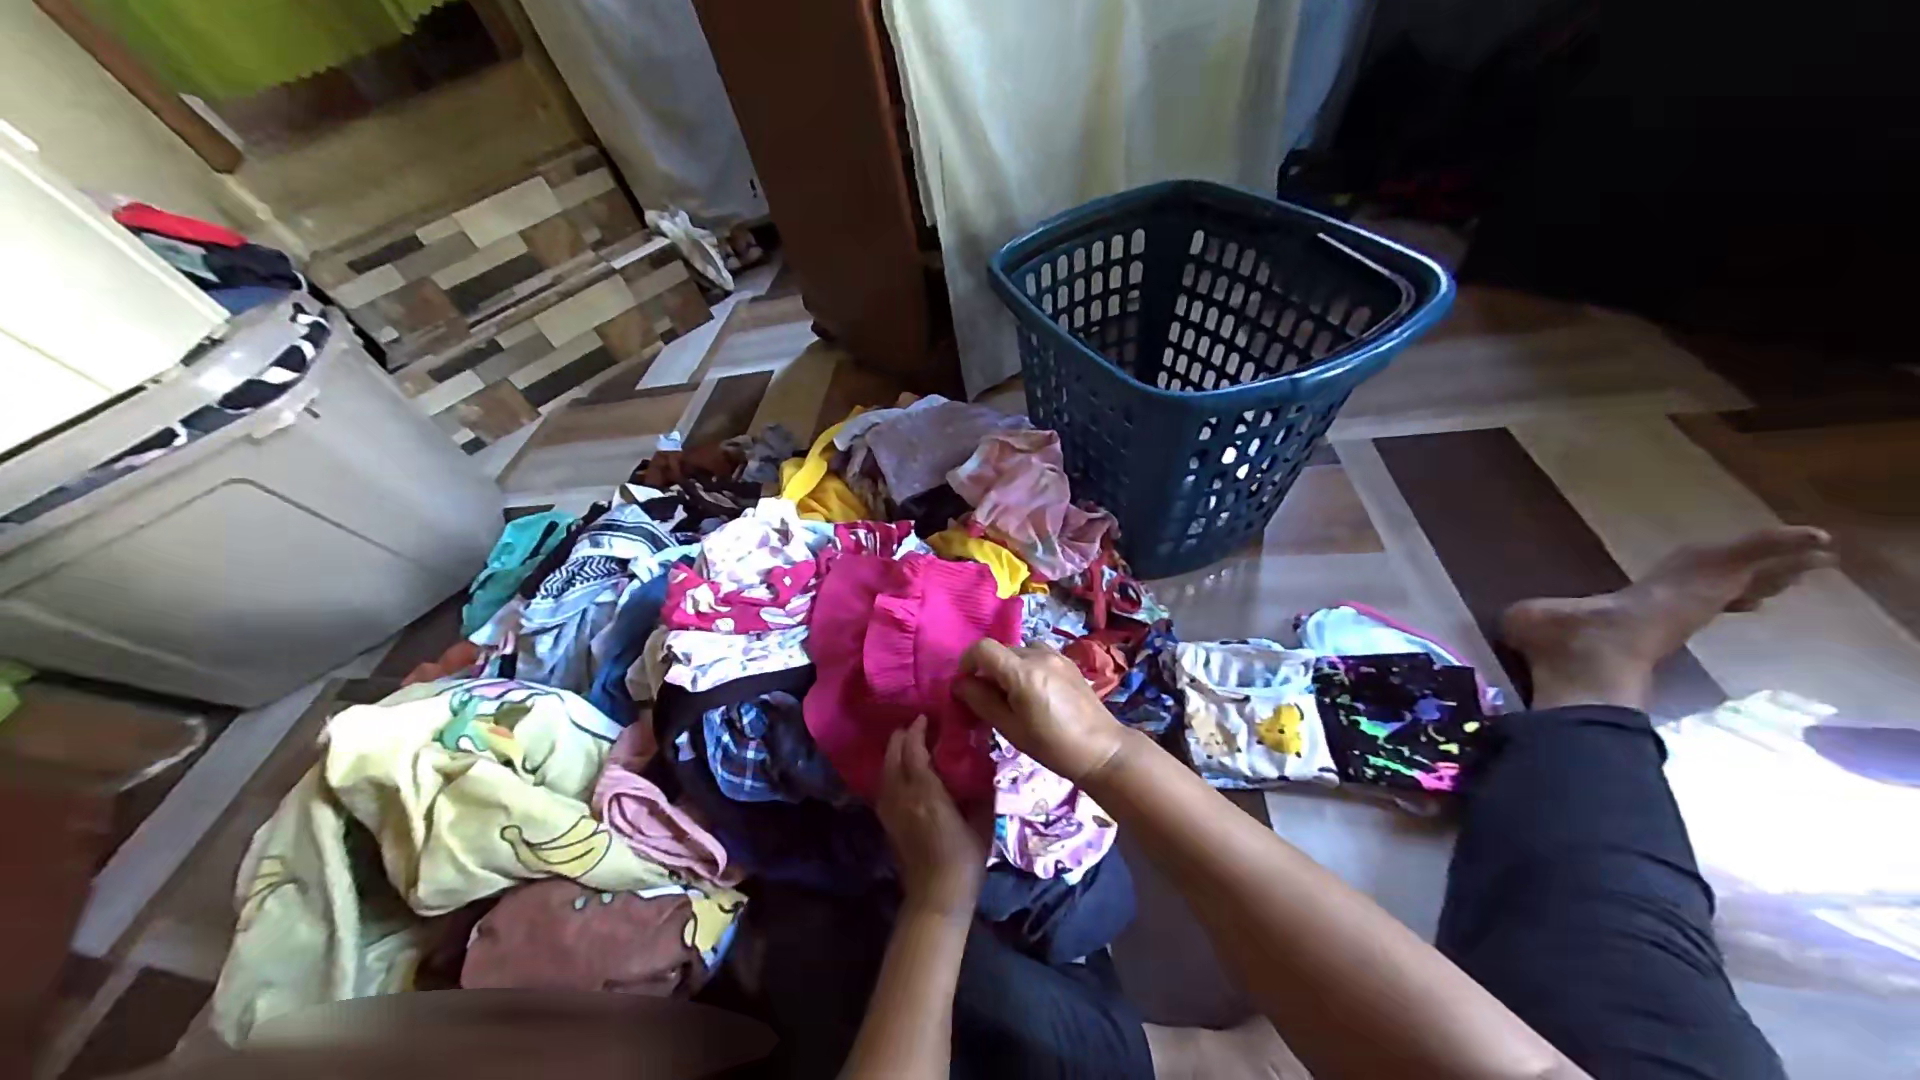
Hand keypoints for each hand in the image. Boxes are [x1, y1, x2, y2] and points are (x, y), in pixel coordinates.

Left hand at [876, 716, 987, 916]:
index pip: (913, 749)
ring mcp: (890, 809)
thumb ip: (981, 789)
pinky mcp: (886, 821)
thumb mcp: (981, 820)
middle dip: (902, 736)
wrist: (936, 897)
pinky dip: (891, 770)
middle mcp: (901, 795)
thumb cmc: (964, 859)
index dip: (917, 729)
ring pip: (884, 769)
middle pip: (893, 754)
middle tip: (919, 727)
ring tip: (911, 744)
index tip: (927, 716)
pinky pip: (884, 785)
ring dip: (895, 752)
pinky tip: (904, 771)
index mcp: (925, 792)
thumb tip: (984, 763)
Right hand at [956, 639, 1130, 784]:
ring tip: (1012, 695)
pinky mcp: (1068, 661)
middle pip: (1000, 650)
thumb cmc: (1052, 746)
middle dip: (987, 669)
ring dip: (1007, 667)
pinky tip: (1033, 692)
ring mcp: (1056, 655)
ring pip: (1018, 651)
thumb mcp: (1010, 729)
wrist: (1102, 749)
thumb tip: (959, 684)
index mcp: (1023, 672)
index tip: (965, 683)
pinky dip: (1025, 666)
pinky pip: (1036, 654)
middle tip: (988, 698)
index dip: (967, 662)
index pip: (983, 649)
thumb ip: (982, 702)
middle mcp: (1039, 655)